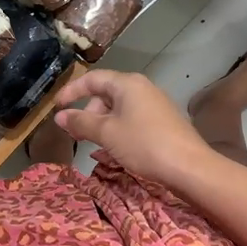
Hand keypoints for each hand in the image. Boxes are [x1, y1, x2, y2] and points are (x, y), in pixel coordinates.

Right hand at [54, 69, 213, 181]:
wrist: (190, 167)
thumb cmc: (144, 144)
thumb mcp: (106, 133)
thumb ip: (80, 122)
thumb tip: (59, 116)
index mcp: (127, 84)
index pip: (92, 79)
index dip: (71, 91)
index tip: (56, 107)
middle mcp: (142, 88)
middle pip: (105, 93)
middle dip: (87, 112)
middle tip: (77, 135)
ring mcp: (155, 104)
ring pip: (119, 108)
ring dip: (102, 123)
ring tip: (95, 145)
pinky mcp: (163, 121)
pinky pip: (132, 118)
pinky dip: (118, 129)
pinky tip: (116, 149)